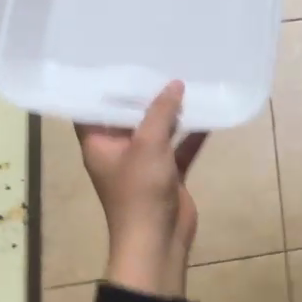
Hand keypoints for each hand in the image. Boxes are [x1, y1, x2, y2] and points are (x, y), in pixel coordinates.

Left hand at [77, 81, 207, 298]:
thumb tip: (175, 84)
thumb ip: (161, 111)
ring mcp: (144, 163)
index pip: (92, 109)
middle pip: (129, 116)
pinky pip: (180, 148)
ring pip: (157, 130)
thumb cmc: (140, 191)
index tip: (116, 60)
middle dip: (144, 94)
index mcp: (99, 144)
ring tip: (186, 78)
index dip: (101, 86)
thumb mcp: (148, 144)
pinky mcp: (168, 174)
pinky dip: (192, 133)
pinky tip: (209, 113)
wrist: (157, 242)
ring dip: (171, 112)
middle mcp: (118, 151)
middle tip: (157, 60)